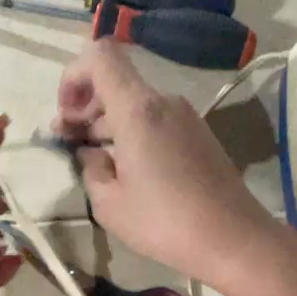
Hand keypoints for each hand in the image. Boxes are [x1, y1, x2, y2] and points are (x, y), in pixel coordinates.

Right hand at [53, 40, 272, 285]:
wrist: (232, 238)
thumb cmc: (163, 222)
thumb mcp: (109, 203)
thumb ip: (90, 169)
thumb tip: (89, 154)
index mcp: (137, 110)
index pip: (100, 57)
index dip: (73, 77)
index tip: (65, 116)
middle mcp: (163, 102)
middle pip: (116, 82)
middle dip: (85, 107)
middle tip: (69, 144)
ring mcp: (184, 117)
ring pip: (134, 105)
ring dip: (107, 125)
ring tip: (94, 163)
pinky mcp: (197, 135)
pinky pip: (154, 122)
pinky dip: (131, 135)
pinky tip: (126, 171)